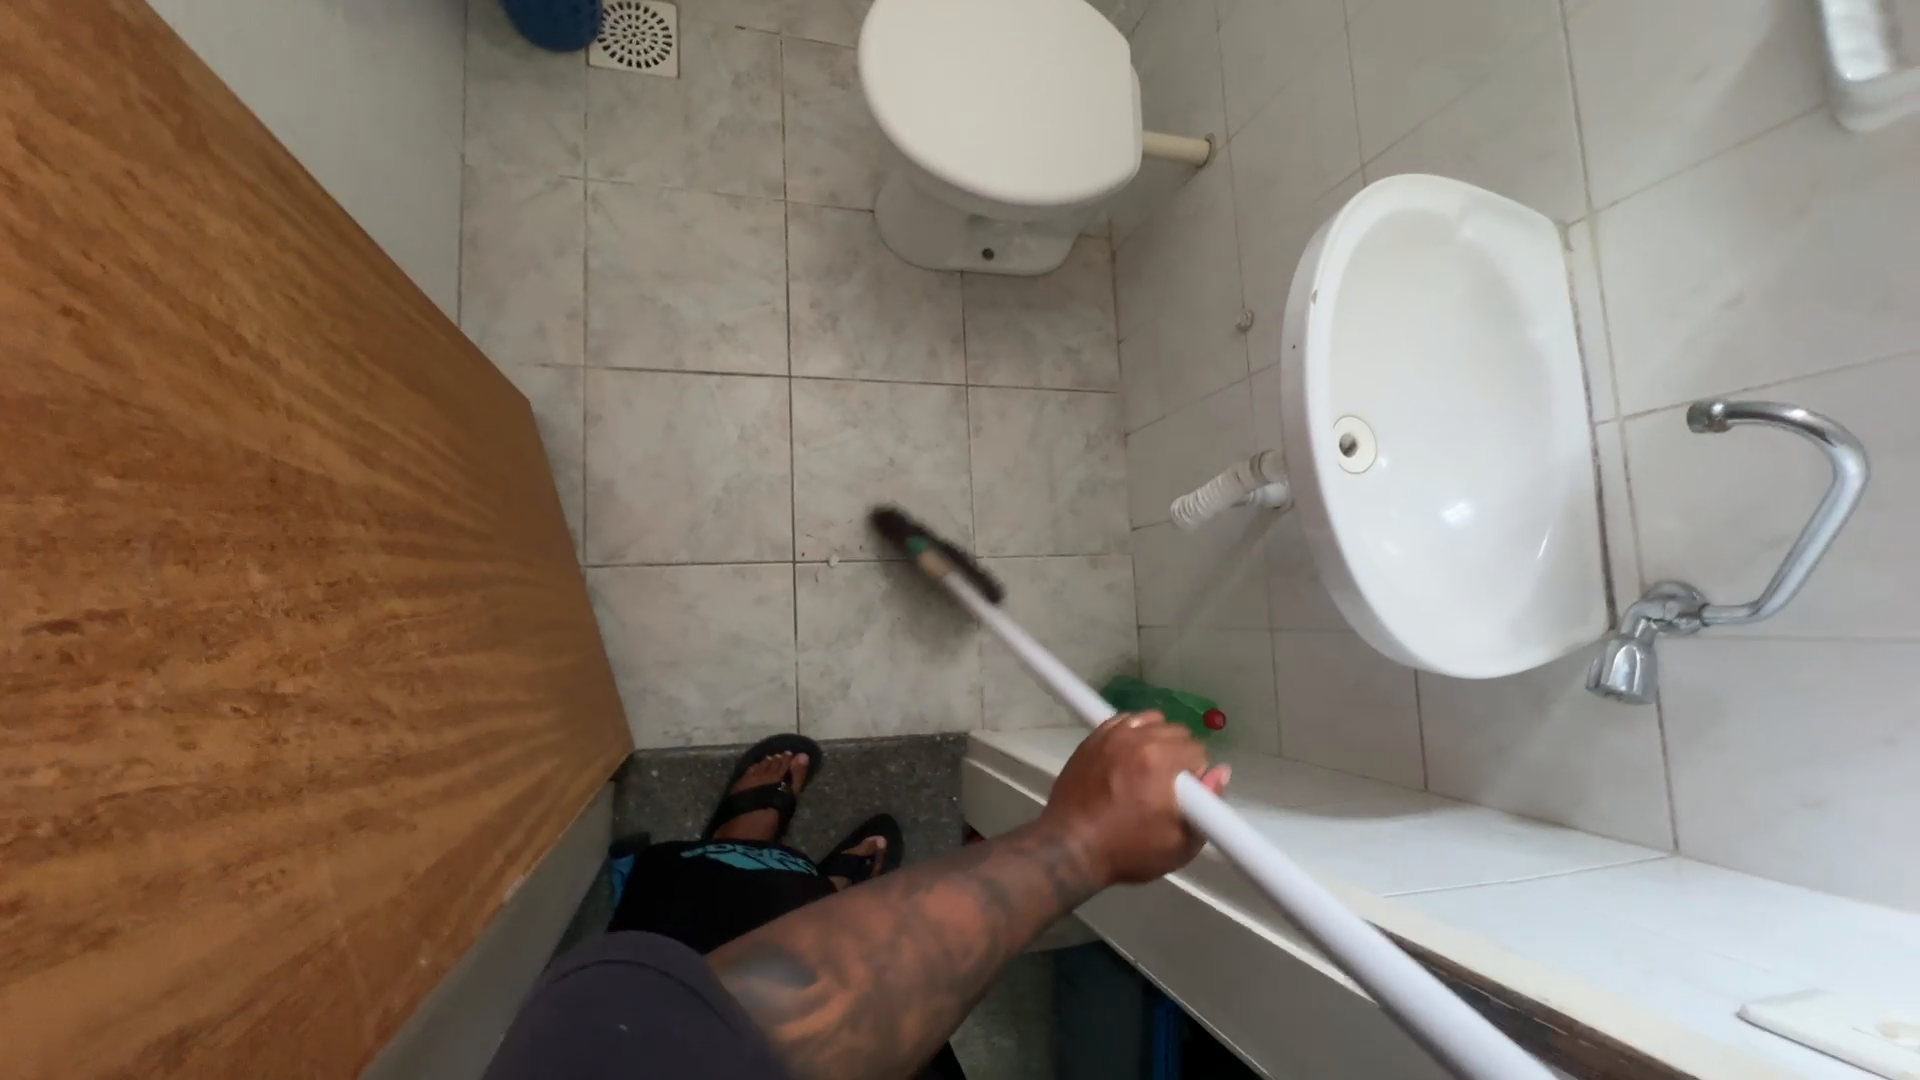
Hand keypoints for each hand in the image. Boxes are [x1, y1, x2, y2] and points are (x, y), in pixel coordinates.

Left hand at [1039, 712, 1230, 886]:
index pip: (1197, 750)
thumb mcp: (1180, 843)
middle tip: (1169, 784)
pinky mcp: (1092, 738)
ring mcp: (1110, 735)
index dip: (1198, 774)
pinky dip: (1133, 731)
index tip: (1186, 795)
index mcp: (1159, 761)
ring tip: (1150, 767)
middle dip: (1180, 754)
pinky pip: (1123, 720)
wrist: (1072, 845)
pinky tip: (1130, 754)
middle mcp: (1135, 739)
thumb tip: (1221, 772)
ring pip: (1150, 720)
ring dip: (1157, 738)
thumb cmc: (1128, 850)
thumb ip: (1209, 806)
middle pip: (1175, 731)